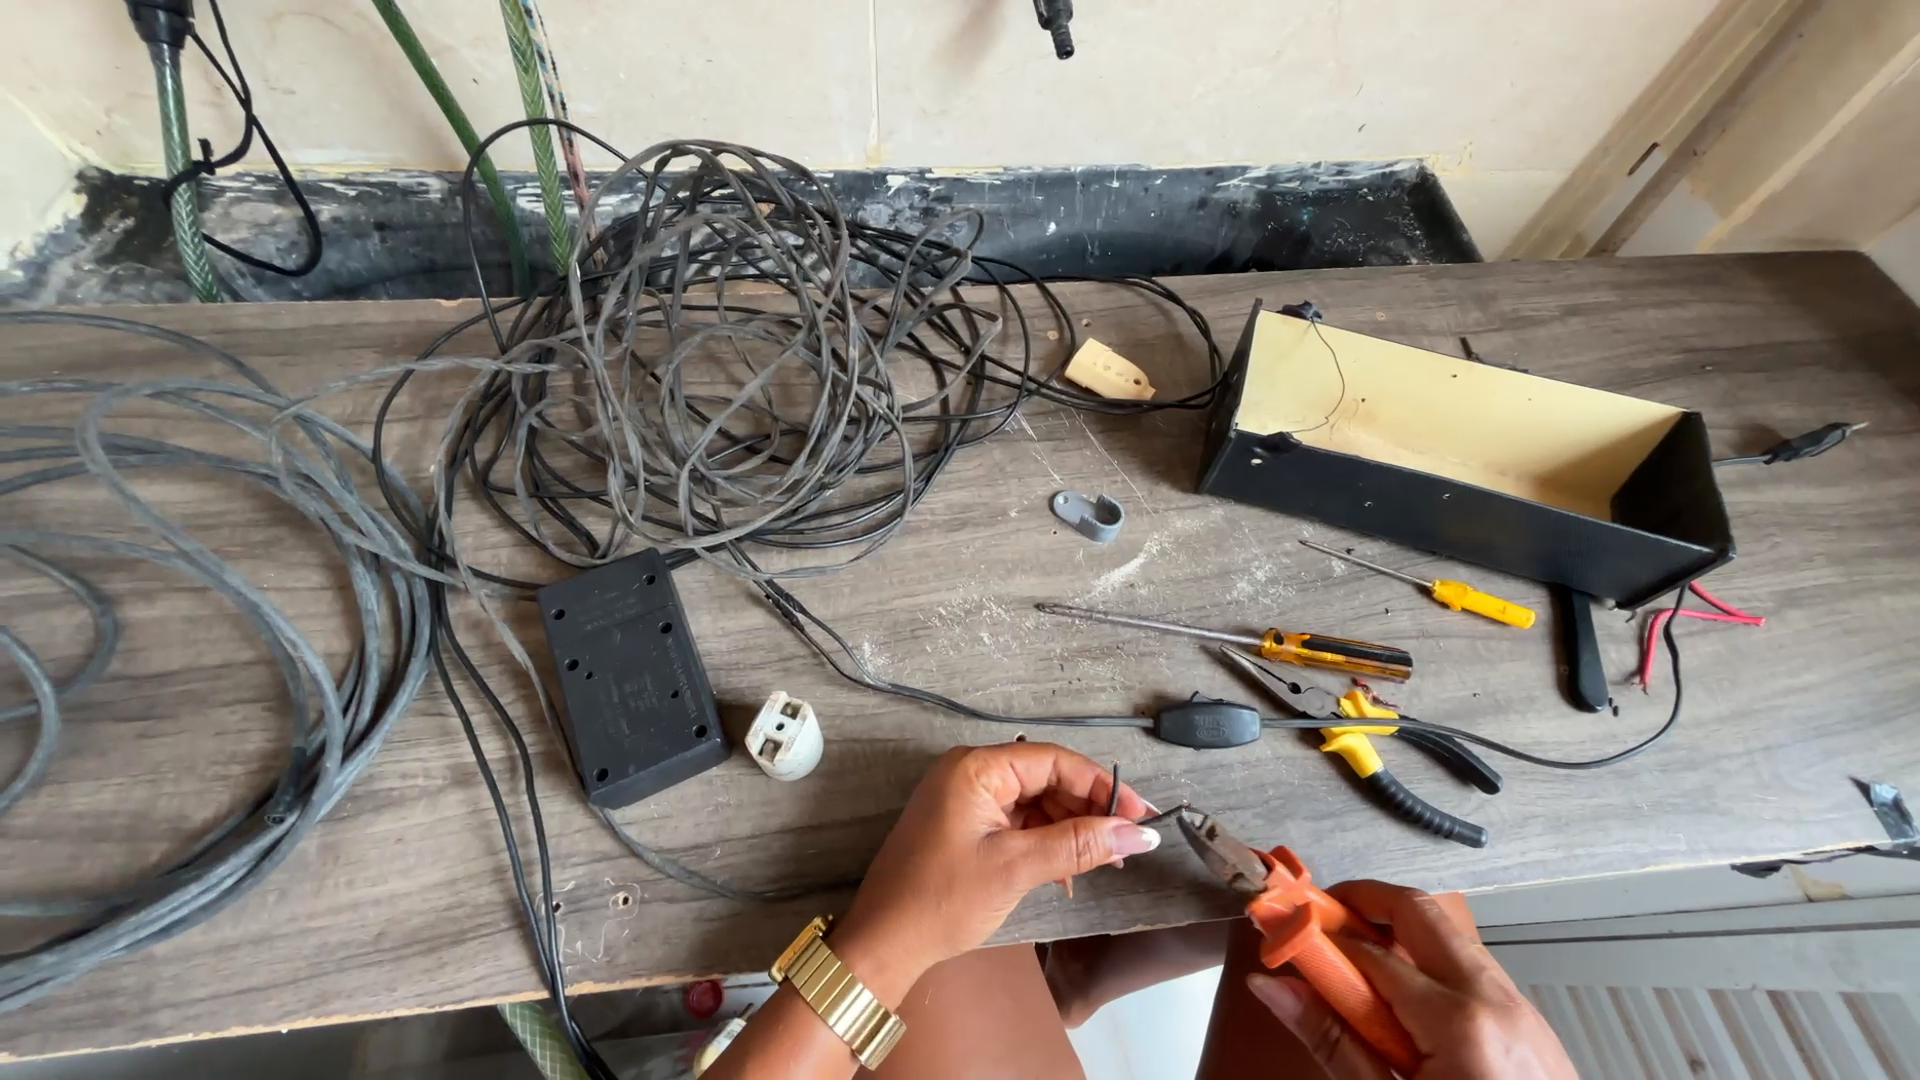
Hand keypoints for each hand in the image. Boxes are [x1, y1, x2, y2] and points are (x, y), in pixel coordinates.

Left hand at [830, 742, 1159, 1004]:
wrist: (883, 943)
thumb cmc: (941, 900)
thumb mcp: (1017, 868)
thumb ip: (1079, 845)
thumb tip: (1137, 834)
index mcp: (976, 767)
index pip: (1054, 760)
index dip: (1101, 785)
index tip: (1138, 814)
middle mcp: (971, 772)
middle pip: (1046, 778)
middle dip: (1087, 810)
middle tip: (1125, 844)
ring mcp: (966, 798)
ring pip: (1035, 801)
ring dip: (1069, 829)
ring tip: (1102, 862)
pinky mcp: (966, 823)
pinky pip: (1017, 820)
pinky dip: (1045, 841)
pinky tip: (1065, 872)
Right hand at [1247, 881, 1576, 1079]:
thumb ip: (1331, 1041)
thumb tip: (1269, 986)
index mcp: (1458, 1023)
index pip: (1367, 951)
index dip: (1317, 938)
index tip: (1282, 934)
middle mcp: (1496, 999)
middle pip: (1416, 910)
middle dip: (1361, 903)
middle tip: (1318, 924)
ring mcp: (1523, 1011)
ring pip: (1446, 936)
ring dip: (1396, 935)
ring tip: (1357, 973)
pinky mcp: (1534, 1028)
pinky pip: (1470, 969)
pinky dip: (1428, 967)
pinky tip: (1405, 1009)